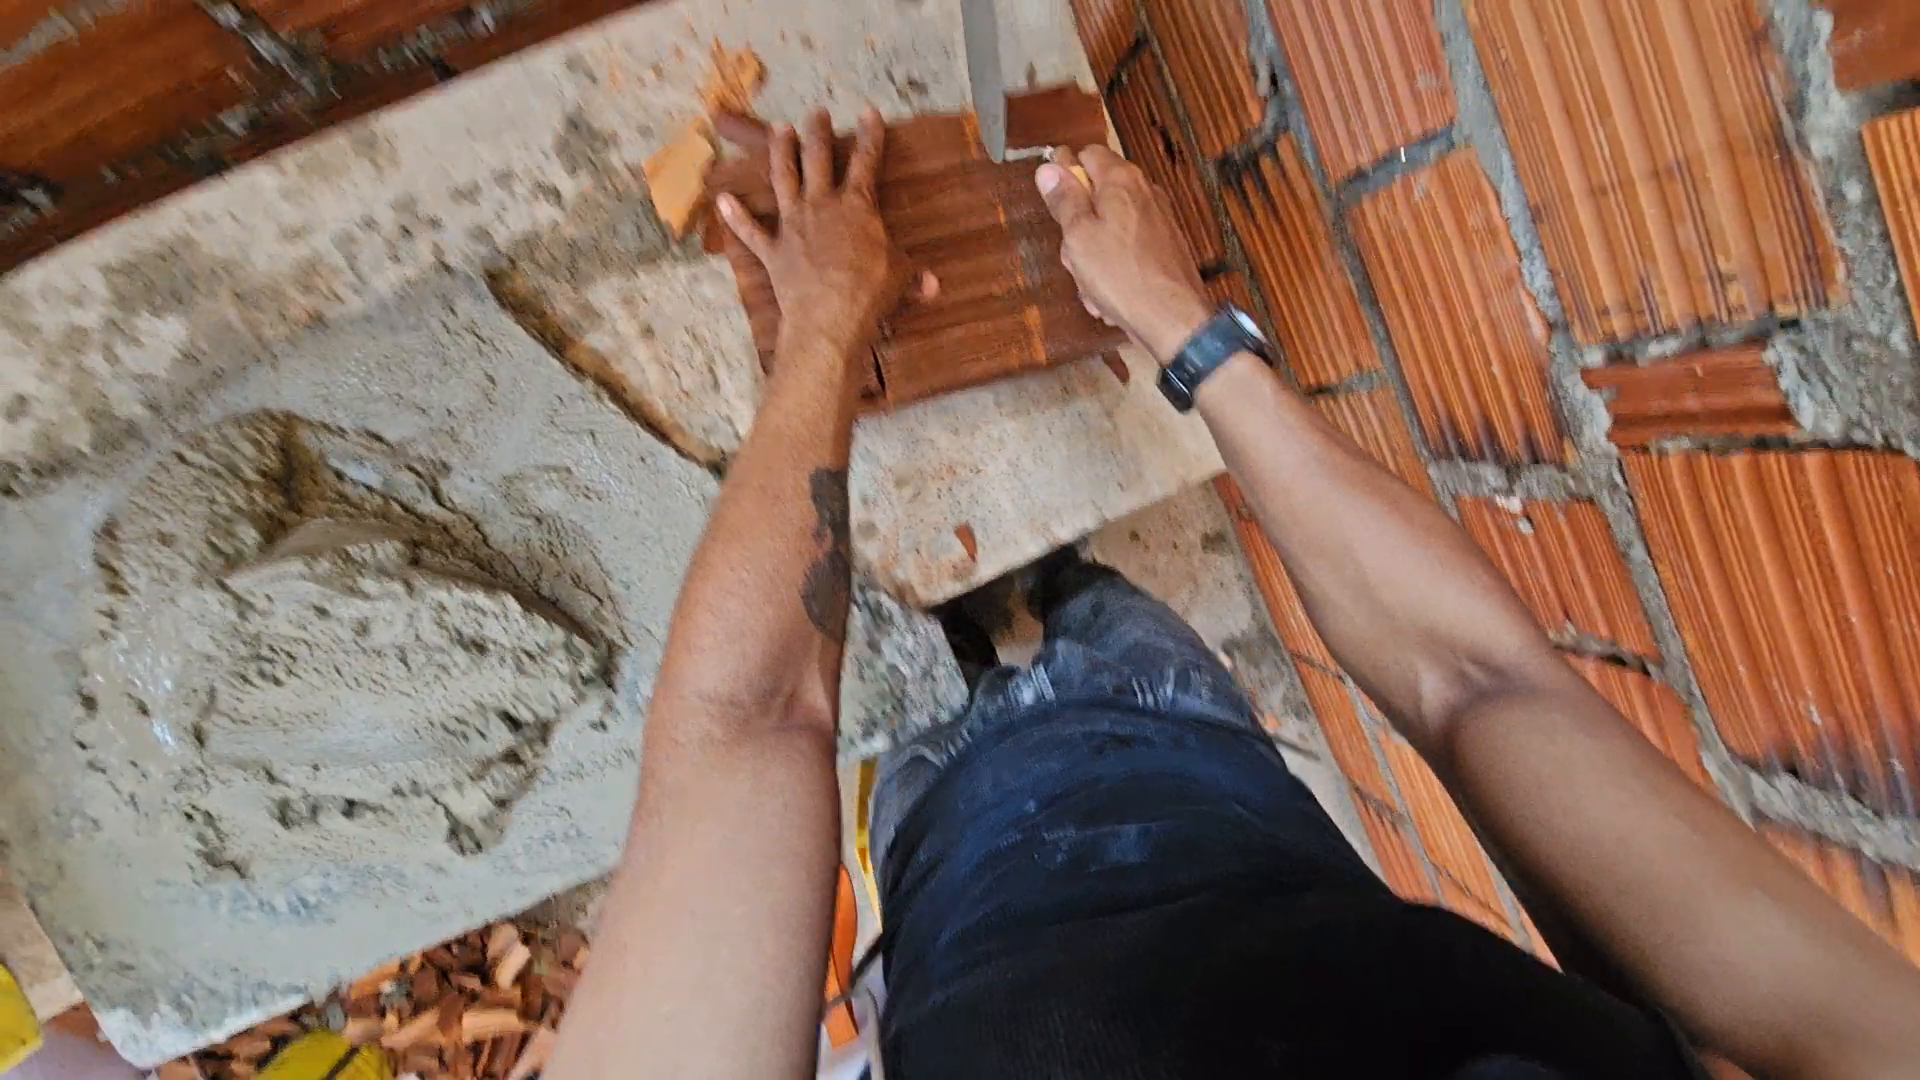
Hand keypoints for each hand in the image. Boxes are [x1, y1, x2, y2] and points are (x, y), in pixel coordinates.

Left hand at [717, 107, 933, 355]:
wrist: (830, 318)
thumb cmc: (870, 294)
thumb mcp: (900, 280)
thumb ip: (914, 276)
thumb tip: (932, 285)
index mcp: (857, 207)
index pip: (866, 163)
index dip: (870, 137)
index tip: (870, 114)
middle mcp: (822, 206)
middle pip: (818, 158)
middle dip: (819, 133)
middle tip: (817, 114)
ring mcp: (793, 226)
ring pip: (784, 178)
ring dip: (781, 152)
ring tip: (781, 131)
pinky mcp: (773, 251)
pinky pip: (751, 232)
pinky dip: (735, 217)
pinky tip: (721, 200)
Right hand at [1036, 146, 1212, 363]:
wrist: (1170, 316)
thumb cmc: (1121, 276)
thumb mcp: (1079, 237)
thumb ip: (1064, 201)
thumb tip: (1048, 168)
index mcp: (1120, 181)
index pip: (1086, 155)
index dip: (1065, 175)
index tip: (1055, 203)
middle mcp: (1144, 192)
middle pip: (1097, 197)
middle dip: (1078, 227)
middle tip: (1073, 257)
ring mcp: (1157, 220)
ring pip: (1109, 229)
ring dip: (1092, 257)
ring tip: (1093, 285)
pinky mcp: (1163, 248)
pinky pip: (1125, 251)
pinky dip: (1113, 270)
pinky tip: (1111, 295)